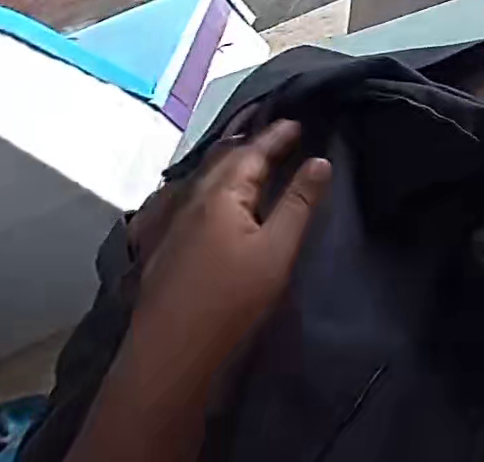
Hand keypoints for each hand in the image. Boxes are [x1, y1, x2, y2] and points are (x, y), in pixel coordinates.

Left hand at [68, 121, 329, 461]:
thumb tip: (319, 160)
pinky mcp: (164, 248)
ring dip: (230, 163)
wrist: (168, 360)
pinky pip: (190, 199)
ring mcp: (172, 225)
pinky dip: (211, 185)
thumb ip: (299, 202)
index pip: (253, 152)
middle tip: (279, 135)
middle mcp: (192, 201)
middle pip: (224, 161)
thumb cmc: (230, 301)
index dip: (277, 136)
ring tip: (251, 157)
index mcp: (220, 194)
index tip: (297, 122)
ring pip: (204, 179)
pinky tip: (211, 196)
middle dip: (253, 145)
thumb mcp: (277, 250)